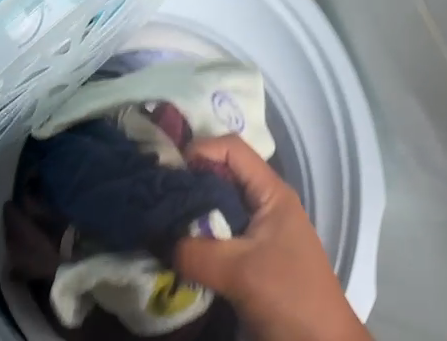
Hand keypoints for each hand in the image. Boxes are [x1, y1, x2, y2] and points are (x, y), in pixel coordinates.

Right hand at [172, 136, 369, 340]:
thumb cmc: (291, 297)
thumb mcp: (240, 272)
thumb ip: (195, 252)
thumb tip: (156, 238)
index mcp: (271, 192)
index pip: (232, 148)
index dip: (200, 150)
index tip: (169, 170)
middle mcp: (265, 203)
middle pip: (222, 174)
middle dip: (189, 182)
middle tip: (155, 194)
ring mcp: (259, 231)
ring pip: (218, 206)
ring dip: (191, 212)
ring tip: (159, 220)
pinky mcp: (251, 257)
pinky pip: (218, 234)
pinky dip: (197, 236)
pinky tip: (176, 247)